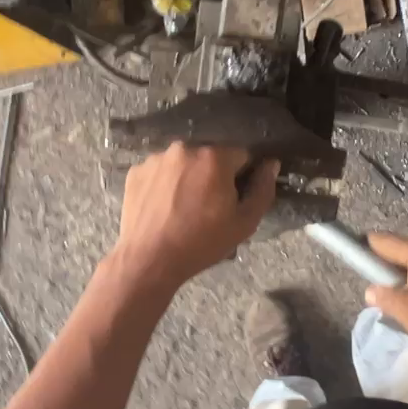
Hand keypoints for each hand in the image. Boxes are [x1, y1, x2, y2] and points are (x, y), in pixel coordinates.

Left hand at [109, 143, 278, 290]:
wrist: (150, 260)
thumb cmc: (202, 243)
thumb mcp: (245, 223)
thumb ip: (263, 189)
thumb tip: (270, 164)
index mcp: (214, 157)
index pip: (241, 155)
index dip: (241, 178)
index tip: (232, 201)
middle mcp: (184, 148)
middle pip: (210, 157)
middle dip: (213, 176)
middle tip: (208, 208)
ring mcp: (157, 159)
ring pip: (184, 163)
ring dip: (188, 178)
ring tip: (183, 210)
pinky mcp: (136, 171)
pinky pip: (160, 172)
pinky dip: (165, 185)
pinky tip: (164, 209)